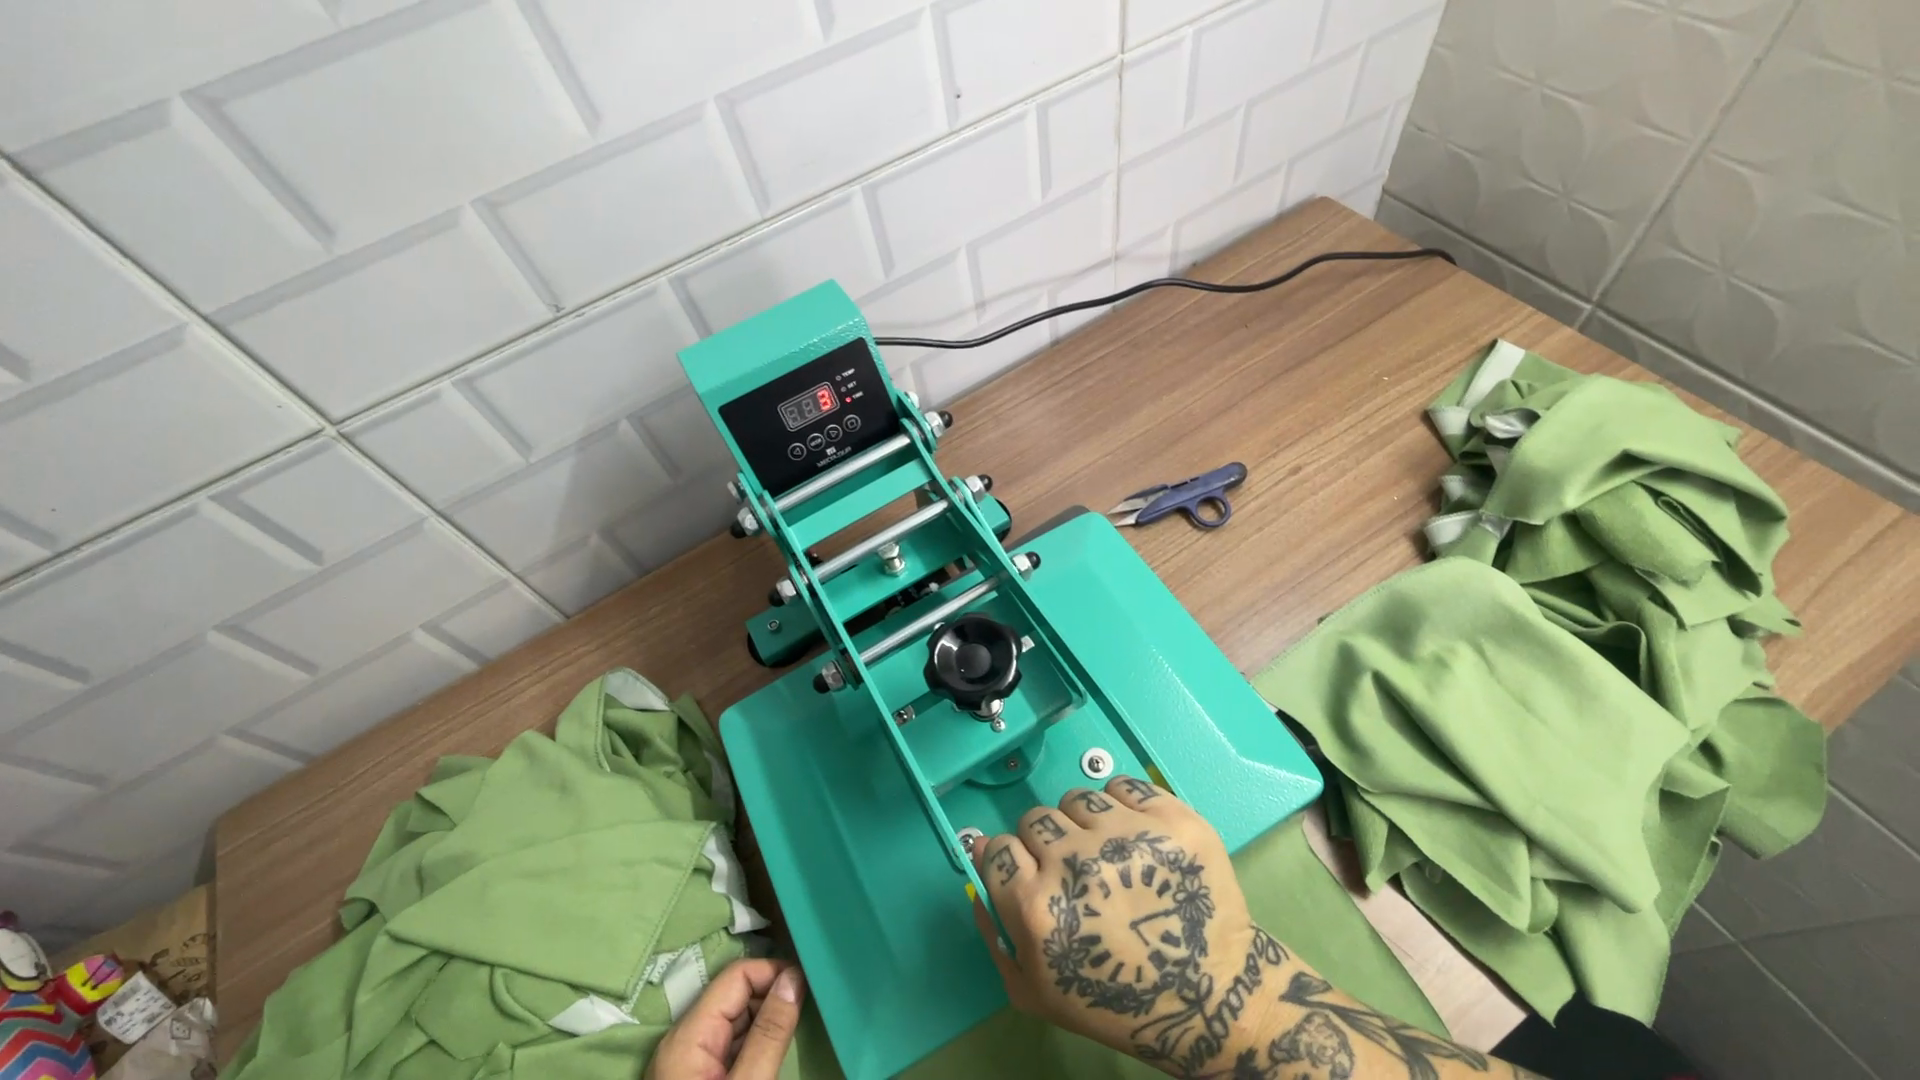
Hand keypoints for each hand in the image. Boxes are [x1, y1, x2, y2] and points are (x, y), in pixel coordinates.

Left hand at [645, 959, 806, 1079]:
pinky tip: (775, 1049)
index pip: (736, 976)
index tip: (809, 983)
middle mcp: (683, 1041)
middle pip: (735, 997)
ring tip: (798, 1025)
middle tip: (810, 1006)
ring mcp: (687, 1063)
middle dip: (772, 995)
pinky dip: (755, 1041)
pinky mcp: (695, 1079)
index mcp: (688, 1036)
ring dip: (766, 1018)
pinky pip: (730, 1046)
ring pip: (734, 1022)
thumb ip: (769, 1033)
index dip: (773, 973)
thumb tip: (793, 977)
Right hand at [969, 776, 1283, 1074]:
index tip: (1027, 872)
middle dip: (1046, 843)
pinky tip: (1133, 834)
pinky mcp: (1170, 820)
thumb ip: (994, 932)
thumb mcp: (1035, 992)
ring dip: (1084, 823)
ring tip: (1107, 852)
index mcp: (1038, 907)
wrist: (1209, 996)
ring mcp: (1126, 836)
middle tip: (1073, 870)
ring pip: (1078, 799)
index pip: (997, 848)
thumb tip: (979, 867)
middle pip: (1036, 820)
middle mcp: (1076, 862)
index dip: (1009, 860)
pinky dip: (1122, 803)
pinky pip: (1123, 785)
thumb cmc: (1116, 1002)